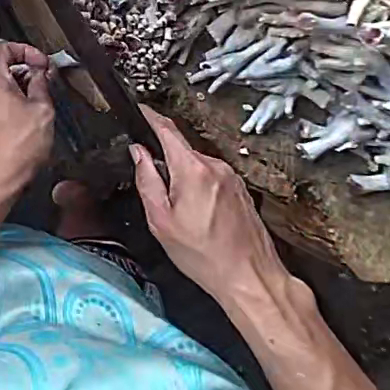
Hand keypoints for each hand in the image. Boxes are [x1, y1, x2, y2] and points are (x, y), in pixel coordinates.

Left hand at [0, 42, 54, 189]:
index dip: (22, 49)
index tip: (39, 61)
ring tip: (38, 85)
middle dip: (19, 58)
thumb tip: (41, 72)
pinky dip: (14, 88)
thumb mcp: (42, 108)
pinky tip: (31, 99)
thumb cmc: (22, 145)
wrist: (6, 171)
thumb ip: (41, 83)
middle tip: (38, 68)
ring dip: (18, 74)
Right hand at [131, 105, 288, 308]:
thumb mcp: (160, 219)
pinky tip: (196, 216)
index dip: (150, 116)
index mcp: (193, 171)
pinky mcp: (240, 190)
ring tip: (178, 212)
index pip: (168, 130)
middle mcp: (216, 168)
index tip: (141, 110)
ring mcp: (232, 178)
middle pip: (181, 150)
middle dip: (163, 160)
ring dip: (182, 178)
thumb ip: (146, 179)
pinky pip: (210, 177)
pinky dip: (197, 187)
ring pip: (196, 165)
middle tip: (154, 191)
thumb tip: (138, 153)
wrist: (251, 279)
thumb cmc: (205, 255)